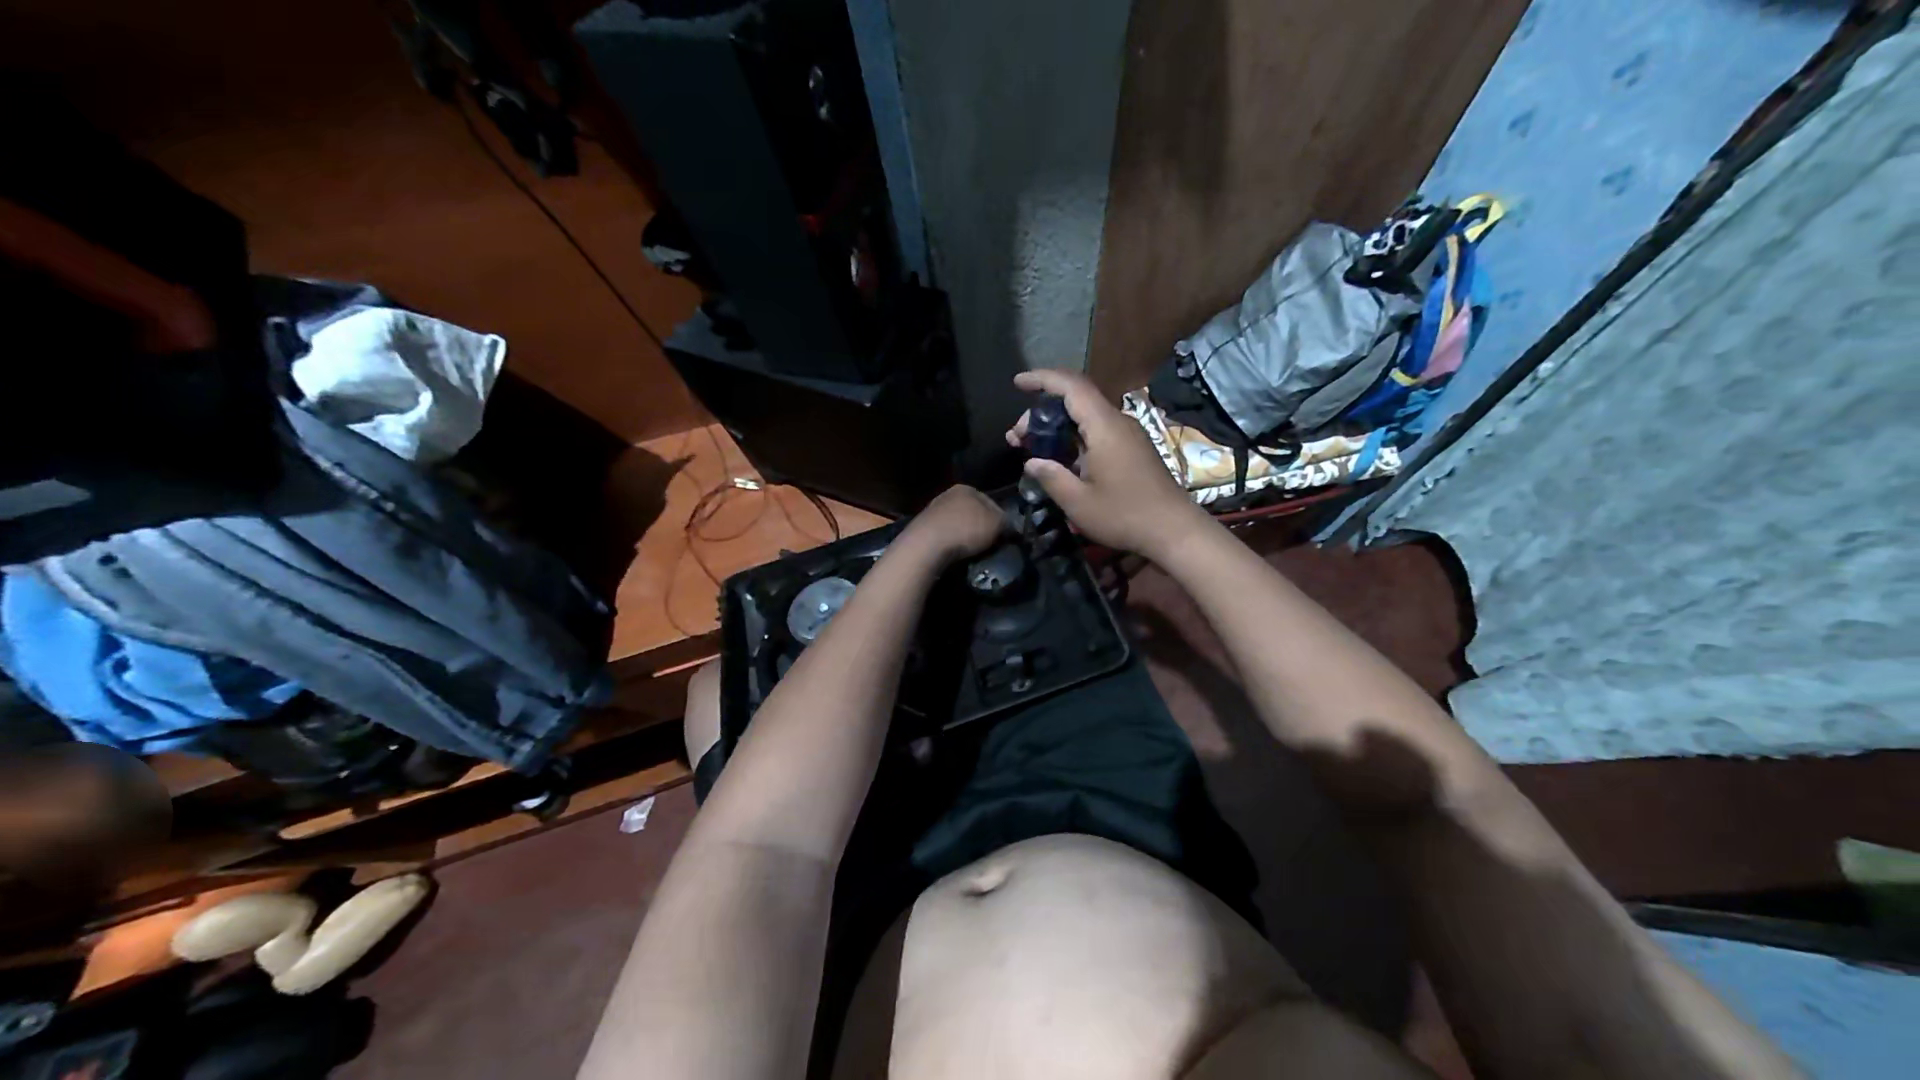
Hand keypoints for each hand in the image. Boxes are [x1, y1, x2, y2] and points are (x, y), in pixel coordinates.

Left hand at [900, 485, 1007, 565]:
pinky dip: (951, 542)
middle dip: (981, 527)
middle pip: (973, 512)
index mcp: (967, 488)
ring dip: (965, 535)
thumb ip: (1007, 523)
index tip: (1004, 536)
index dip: (1001, 520)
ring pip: (957, 523)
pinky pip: (944, 534)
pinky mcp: (922, 527)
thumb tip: (1010, 527)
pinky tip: (954, 552)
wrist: (926, 545)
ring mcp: (932, 510)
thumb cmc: (965, 529)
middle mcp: (948, 494)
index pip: (991, 503)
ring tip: (972, 551)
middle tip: (989, 545)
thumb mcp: (997, 525)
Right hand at [1004, 369, 1207, 559]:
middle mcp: (1118, 422)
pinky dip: (1073, 437)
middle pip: (1076, 401)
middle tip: (1017, 438)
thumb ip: (1051, 476)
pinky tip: (1059, 458)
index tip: (1017, 383)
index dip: (1042, 379)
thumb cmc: (1124, 516)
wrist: (1174, 530)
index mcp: (1104, 427)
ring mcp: (1128, 435)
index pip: (1071, 386)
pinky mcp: (1133, 449)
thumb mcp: (1078, 502)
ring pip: (1085, 417)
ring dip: (1056, 426)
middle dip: (1041, 412)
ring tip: (1030, 447)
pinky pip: (1097, 431)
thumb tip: (1032, 461)